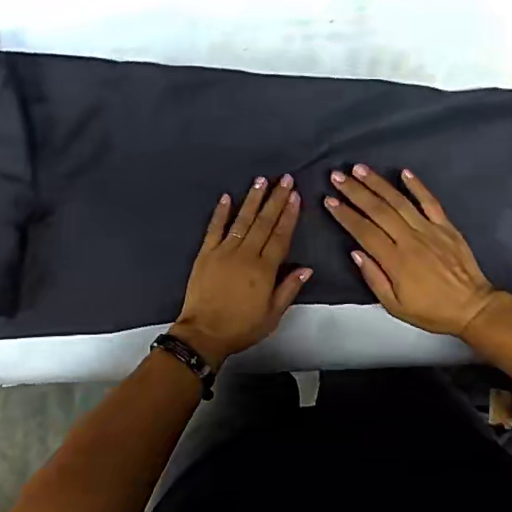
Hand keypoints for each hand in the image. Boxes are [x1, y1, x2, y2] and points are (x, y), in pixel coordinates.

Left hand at [170, 175, 311, 367]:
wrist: (204, 333)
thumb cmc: (241, 327)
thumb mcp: (272, 314)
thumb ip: (289, 288)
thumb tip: (307, 268)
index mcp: (264, 270)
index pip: (280, 236)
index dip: (289, 215)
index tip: (296, 196)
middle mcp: (245, 255)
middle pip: (263, 222)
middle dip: (275, 199)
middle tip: (285, 179)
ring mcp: (223, 252)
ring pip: (241, 220)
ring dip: (252, 200)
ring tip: (261, 181)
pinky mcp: (205, 254)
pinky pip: (214, 228)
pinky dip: (220, 212)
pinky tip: (227, 197)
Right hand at [323, 164, 501, 338]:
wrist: (474, 308)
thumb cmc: (431, 310)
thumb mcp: (395, 306)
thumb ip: (373, 278)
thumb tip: (355, 252)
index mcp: (395, 260)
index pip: (363, 231)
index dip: (344, 214)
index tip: (329, 200)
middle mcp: (410, 240)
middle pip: (377, 210)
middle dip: (355, 191)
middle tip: (337, 176)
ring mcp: (430, 230)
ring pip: (399, 201)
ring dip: (378, 183)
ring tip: (359, 168)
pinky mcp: (446, 226)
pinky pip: (430, 202)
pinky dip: (417, 186)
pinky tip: (404, 172)